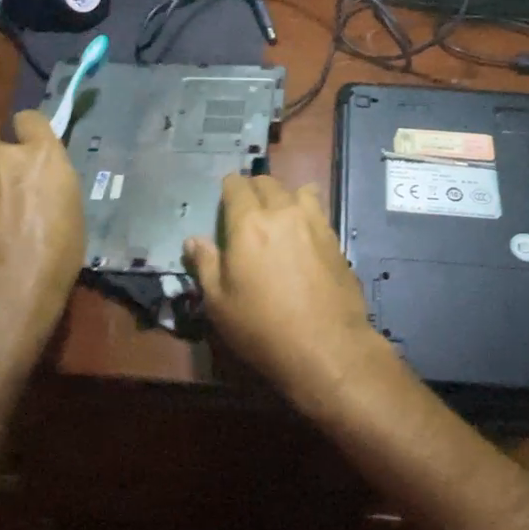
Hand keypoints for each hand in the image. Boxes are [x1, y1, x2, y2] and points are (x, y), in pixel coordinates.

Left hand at [0, 110, 84, 351]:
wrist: (6, 286)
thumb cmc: (57, 252)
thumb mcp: (71, 212)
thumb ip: (51, 186)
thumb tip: (39, 187)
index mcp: (42, 156)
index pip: (29, 119)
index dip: (27, 131)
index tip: (29, 147)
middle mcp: (4, 158)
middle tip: (8, 194)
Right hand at [184, 175, 391, 411]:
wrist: (326, 346)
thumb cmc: (262, 327)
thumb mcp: (219, 303)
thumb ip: (206, 265)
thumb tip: (193, 240)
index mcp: (248, 223)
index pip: (237, 186)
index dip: (229, 188)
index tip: (225, 199)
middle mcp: (283, 212)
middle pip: (268, 183)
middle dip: (254, 190)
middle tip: (248, 210)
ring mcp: (314, 223)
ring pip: (299, 191)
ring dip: (285, 196)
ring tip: (280, 214)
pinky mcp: (335, 239)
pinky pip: (319, 211)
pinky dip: (308, 212)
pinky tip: (304, 232)